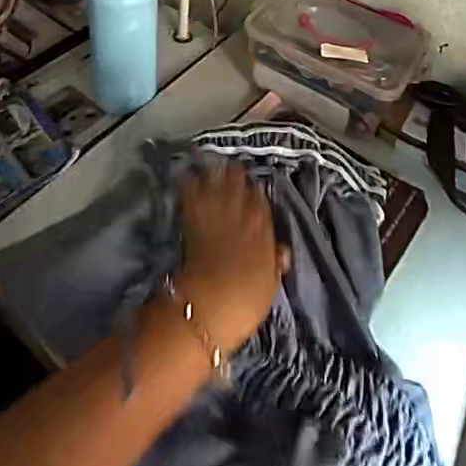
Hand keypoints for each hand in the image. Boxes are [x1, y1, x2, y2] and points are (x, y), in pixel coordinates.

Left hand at [174, 164, 284, 352]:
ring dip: (213, 171)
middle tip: (229, 169)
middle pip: (239, 181)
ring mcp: (217, 208)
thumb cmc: (246, 299)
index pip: (261, 199)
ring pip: (217, 178)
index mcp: (264, 226)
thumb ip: (275, 260)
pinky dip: (188, 180)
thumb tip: (282, 250)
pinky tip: (184, 173)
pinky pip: (191, 189)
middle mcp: (242, 210)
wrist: (212, 303)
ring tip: (209, 162)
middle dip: (234, 174)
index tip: (250, 191)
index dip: (254, 194)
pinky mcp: (193, 214)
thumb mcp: (270, 282)